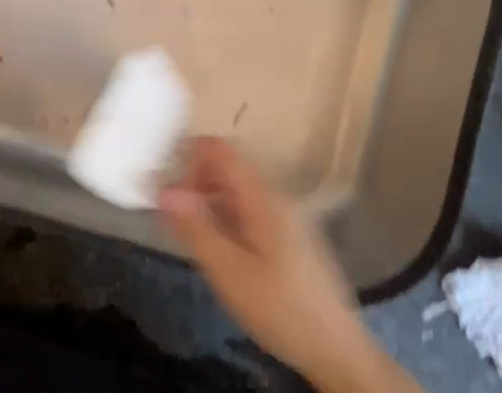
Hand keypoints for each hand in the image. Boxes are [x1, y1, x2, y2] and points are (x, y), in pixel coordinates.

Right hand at [161, 139, 414, 389]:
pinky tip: (218, 249)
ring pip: (237, 191)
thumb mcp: (229, 271)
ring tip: (189, 233)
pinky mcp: (289, 238)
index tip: (164, 181)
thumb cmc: (280, 309)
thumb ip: (196, 227)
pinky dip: (226, 218)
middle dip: (195, 181)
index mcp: (263, 198)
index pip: (221, 150)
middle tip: (172, 214)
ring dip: (208, 201)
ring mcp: (286, 218)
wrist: (337, 352)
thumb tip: (164, 189)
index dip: (188, 155)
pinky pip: (249, 211)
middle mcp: (276, 198)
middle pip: (228, 168)